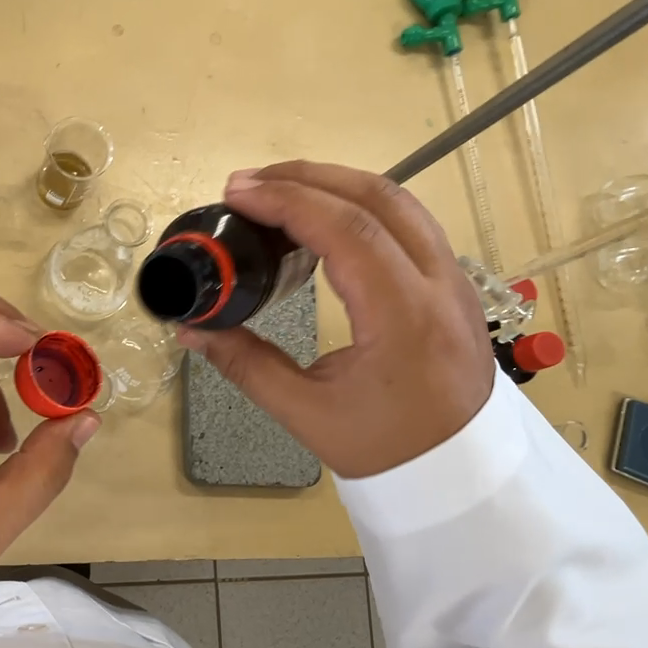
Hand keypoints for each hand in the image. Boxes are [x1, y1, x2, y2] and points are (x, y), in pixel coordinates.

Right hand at [178, 161, 494, 478]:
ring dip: (336, 184)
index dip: (287, 201)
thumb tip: (191, 330)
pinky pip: (409, 220)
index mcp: (402, 315)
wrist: (456, 470)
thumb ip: (244, 364)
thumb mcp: (304, 411)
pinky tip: (325, 218)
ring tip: (279, 192)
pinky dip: (361, 204)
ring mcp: (453, 277)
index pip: (347, 230)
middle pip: (376, 196)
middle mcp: (437, 282)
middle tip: (248, 185)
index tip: (237, 193)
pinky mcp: (453, 281)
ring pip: (399, 200)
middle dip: (306, 178)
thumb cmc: (382, 446)